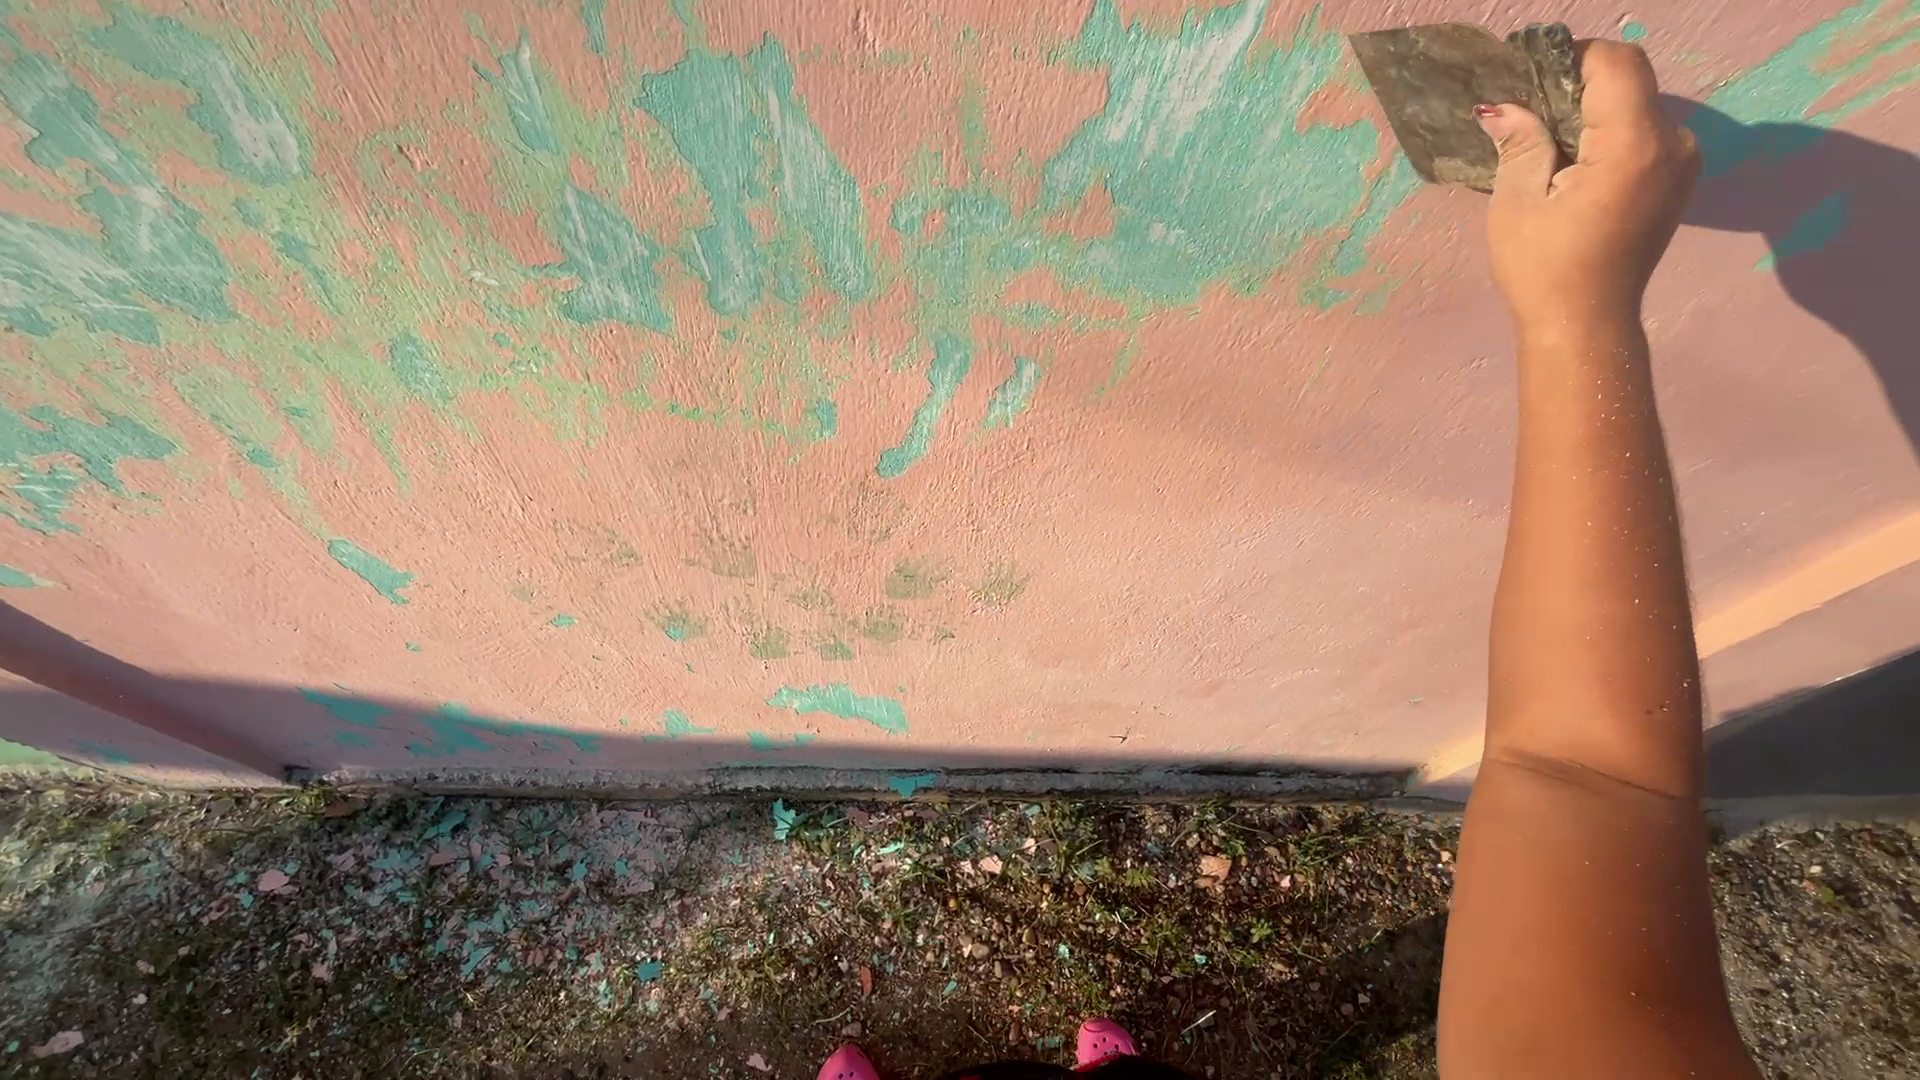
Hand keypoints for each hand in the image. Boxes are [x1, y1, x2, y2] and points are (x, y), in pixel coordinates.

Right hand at [1477, 40, 1699, 339]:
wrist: (1583, 324)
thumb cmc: (1541, 269)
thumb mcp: (1517, 206)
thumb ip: (1520, 145)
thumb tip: (1503, 107)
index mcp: (1633, 145)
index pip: (1616, 65)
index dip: (1572, 59)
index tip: (1528, 75)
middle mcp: (1673, 142)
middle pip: (1628, 85)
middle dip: (1575, 92)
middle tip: (1524, 118)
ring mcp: (1682, 161)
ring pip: (1635, 111)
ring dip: (1590, 118)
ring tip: (1544, 152)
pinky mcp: (1677, 180)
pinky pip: (1643, 137)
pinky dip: (1607, 140)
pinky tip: (1571, 172)